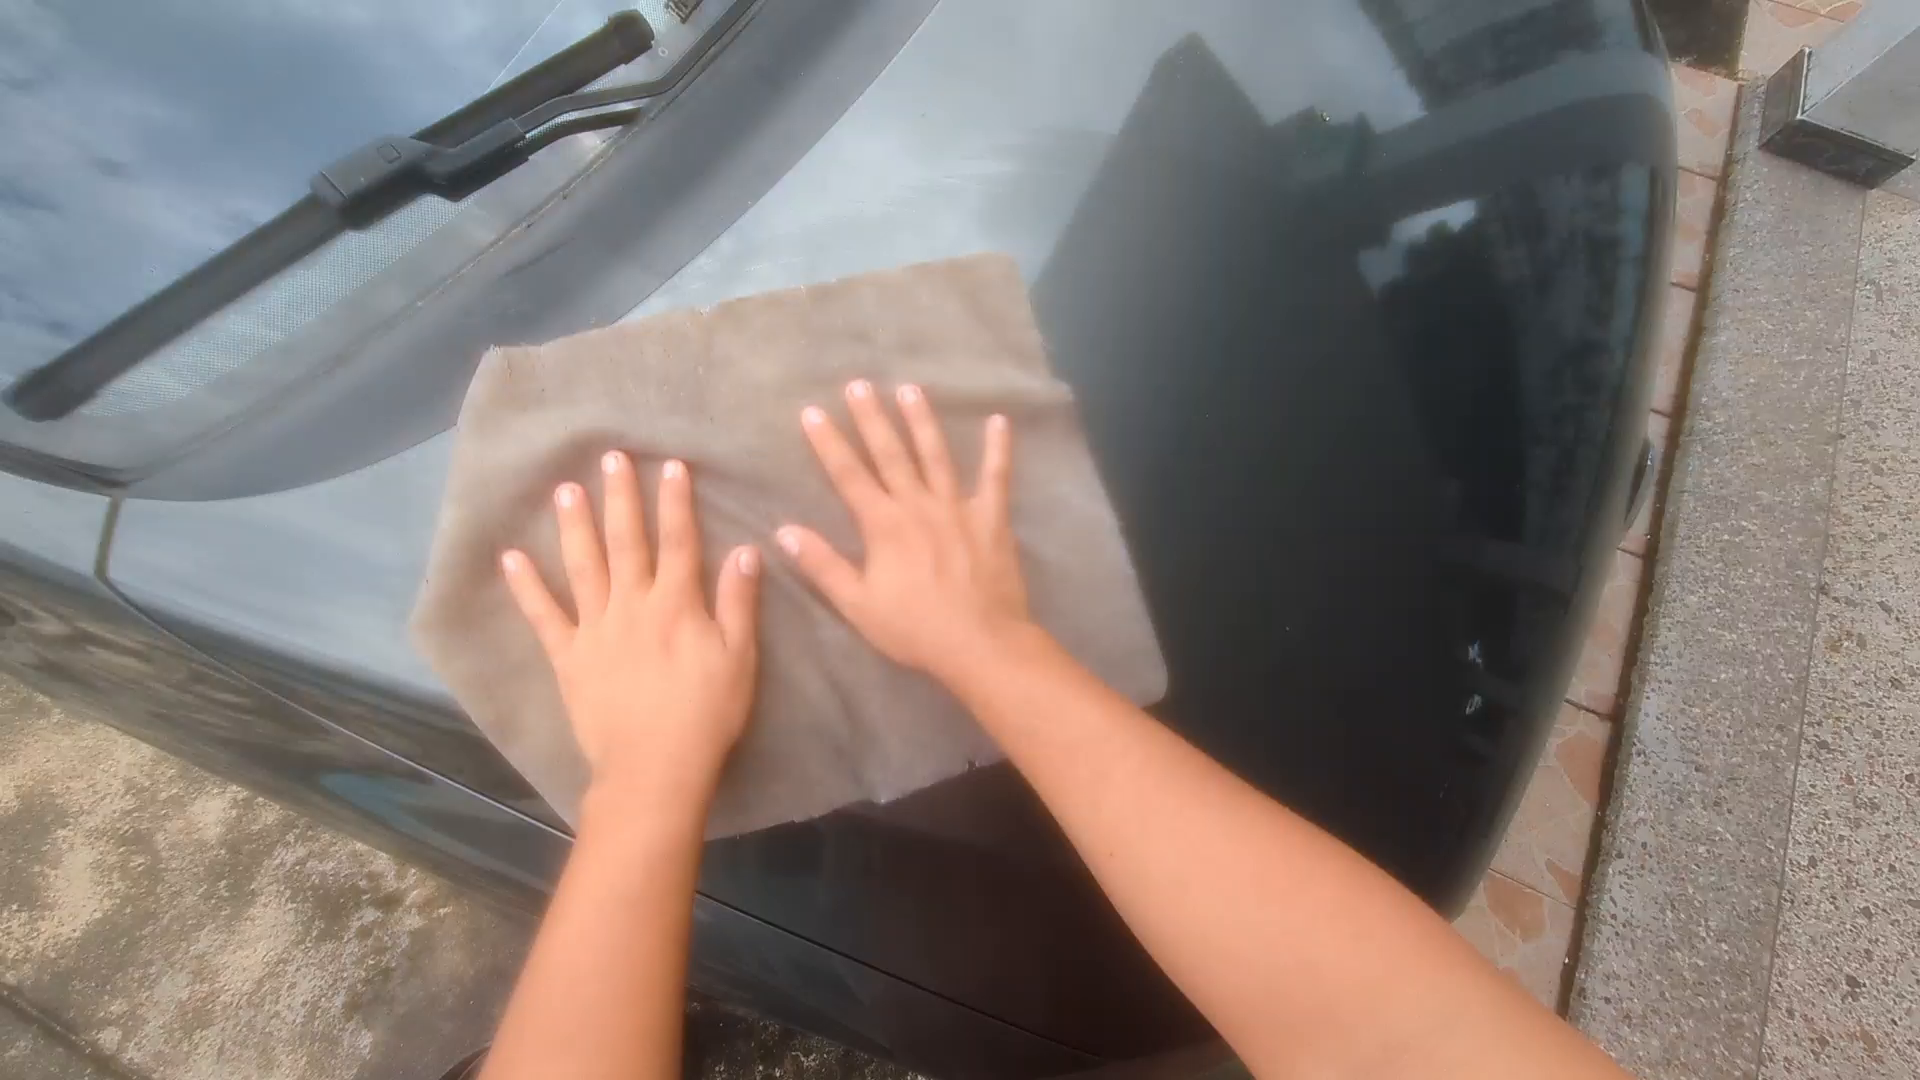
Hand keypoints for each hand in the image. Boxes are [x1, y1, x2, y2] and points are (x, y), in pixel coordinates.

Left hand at [501, 452, 760, 809]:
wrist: (655, 767)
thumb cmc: (707, 712)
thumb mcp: (740, 657)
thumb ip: (739, 602)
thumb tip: (745, 551)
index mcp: (677, 604)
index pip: (679, 541)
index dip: (675, 502)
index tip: (670, 464)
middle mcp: (633, 605)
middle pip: (627, 542)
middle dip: (620, 497)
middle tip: (610, 457)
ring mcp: (595, 628)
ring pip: (584, 566)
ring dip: (575, 525)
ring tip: (565, 489)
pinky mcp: (569, 656)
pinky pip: (544, 616)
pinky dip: (526, 586)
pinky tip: (511, 557)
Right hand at [777, 380, 1033, 687]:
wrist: (980, 642)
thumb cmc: (915, 628)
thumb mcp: (858, 604)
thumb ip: (822, 565)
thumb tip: (784, 531)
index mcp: (884, 525)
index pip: (849, 476)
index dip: (828, 443)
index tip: (812, 412)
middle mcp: (919, 505)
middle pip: (890, 454)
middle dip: (872, 418)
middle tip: (858, 384)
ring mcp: (958, 507)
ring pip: (936, 455)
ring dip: (922, 421)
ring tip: (910, 389)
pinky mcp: (992, 518)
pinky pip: (996, 478)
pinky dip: (999, 450)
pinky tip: (999, 421)